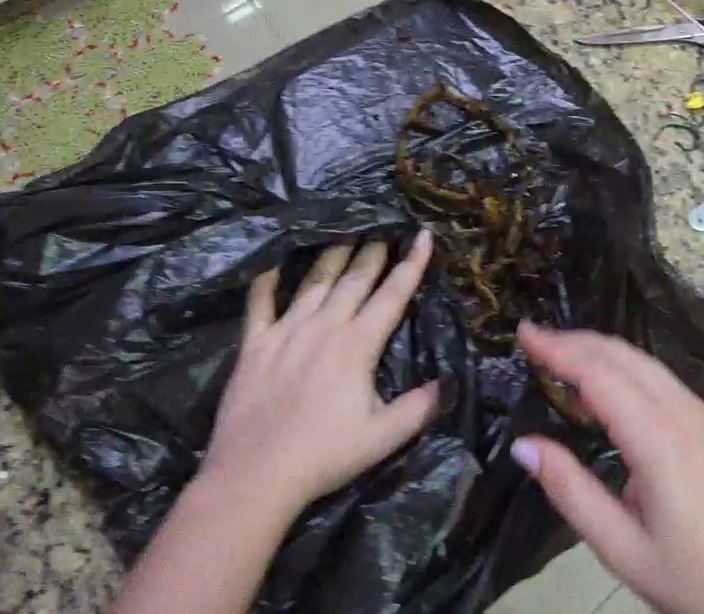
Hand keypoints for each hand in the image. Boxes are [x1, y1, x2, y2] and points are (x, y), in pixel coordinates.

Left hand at [199, 232, 441, 515]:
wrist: (256, 475)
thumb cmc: (324, 457)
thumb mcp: (382, 437)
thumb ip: (419, 408)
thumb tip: (449, 382)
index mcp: (357, 346)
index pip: (392, 295)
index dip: (411, 264)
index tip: (422, 235)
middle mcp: (323, 327)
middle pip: (354, 279)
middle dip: (373, 250)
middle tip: (384, 228)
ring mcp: (285, 331)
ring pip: (314, 282)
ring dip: (333, 255)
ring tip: (345, 233)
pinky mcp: (254, 344)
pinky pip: (260, 302)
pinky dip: (267, 279)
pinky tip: (273, 260)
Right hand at [511, 323, 703, 613]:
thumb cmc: (695, 581)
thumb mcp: (621, 548)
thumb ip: (570, 491)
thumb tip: (523, 444)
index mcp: (659, 438)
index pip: (598, 373)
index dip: (557, 349)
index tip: (522, 331)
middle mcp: (683, 411)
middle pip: (621, 354)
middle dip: (574, 340)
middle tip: (532, 338)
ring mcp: (702, 415)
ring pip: (643, 360)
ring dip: (598, 349)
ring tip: (557, 354)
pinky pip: (658, 377)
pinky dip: (621, 366)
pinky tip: (602, 384)